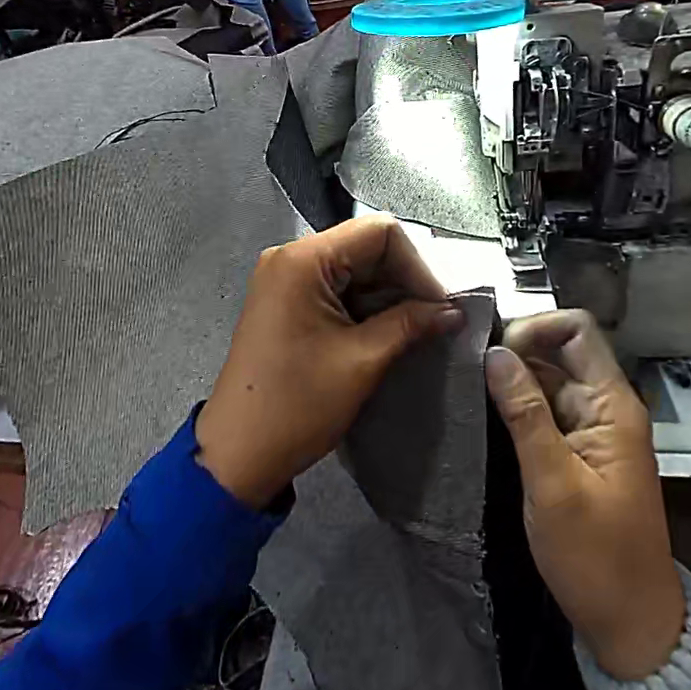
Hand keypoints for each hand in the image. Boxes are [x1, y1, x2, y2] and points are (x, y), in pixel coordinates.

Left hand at [196, 216, 463, 508]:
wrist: (236, 456)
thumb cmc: (296, 405)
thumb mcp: (363, 361)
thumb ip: (411, 324)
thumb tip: (453, 311)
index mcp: (303, 261)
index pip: (379, 233)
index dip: (417, 265)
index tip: (439, 304)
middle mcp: (291, 259)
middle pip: (368, 247)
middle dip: (406, 280)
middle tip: (435, 318)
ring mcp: (287, 280)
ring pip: (358, 268)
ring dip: (390, 295)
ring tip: (418, 328)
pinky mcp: (288, 302)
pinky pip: (340, 288)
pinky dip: (369, 306)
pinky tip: (390, 331)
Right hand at [486, 311, 685, 680]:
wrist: (629, 620)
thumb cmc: (596, 557)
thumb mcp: (553, 484)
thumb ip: (524, 414)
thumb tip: (495, 354)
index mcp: (613, 405)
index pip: (578, 332)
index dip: (536, 329)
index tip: (495, 353)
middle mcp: (604, 407)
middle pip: (559, 354)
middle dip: (516, 356)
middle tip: (469, 374)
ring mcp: (591, 429)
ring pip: (548, 383)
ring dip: (513, 383)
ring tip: (469, 393)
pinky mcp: (578, 451)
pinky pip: (546, 413)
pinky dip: (519, 410)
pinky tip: (487, 417)